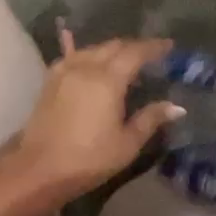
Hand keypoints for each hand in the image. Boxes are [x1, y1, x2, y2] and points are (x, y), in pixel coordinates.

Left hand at [0, 25, 183, 198]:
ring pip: (92, 49)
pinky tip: (93, 67)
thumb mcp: (127, 143)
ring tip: (125, 62)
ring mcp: (64, 71)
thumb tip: (176, 107)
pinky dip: (90, 56)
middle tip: (151, 54)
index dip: (154, 47)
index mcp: (107, 79)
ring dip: (111, 50)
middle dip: (133, 47)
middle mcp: (84, 67)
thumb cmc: (89, 159)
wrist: (39, 169)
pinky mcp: (50, 81)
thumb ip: (150, 119)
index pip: (135, 53)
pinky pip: (74, 57)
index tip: (169, 46)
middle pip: (113, 46)